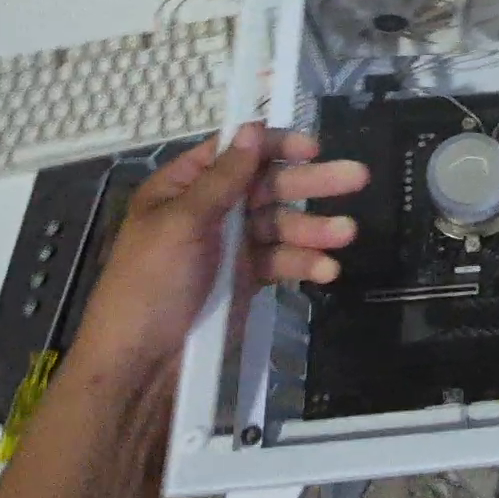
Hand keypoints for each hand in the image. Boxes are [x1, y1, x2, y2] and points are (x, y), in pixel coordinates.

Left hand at [68, 122, 367, 380]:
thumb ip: (223, 179)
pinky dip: (306, 262)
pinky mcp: (249, 276)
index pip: (237, 152)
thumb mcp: (181, 224)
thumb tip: (251, 129)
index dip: (276, 146)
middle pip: (270, 185)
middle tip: (357, 177)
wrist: (141, 368)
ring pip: (283, 223)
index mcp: (185, 187)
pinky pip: (283, 259)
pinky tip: (327, 270)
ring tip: (347, 233)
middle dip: (312, 183)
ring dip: (316, 227)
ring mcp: (233, 243)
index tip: (313, 149)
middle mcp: (212, 209)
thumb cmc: (150, 284)